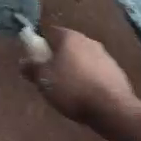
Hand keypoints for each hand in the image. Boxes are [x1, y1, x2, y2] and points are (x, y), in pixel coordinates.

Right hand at [23, 27, 139, 128]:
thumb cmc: (73, 89)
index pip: (51, 32)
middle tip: (51, 77)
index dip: (42, 45)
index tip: (37, 61)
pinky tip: (86, 96)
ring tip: (69, 91)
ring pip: (83, 59)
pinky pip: (96, 73)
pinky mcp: (117, 73)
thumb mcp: (44, 80)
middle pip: (68, 46)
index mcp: (70, 37)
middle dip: (59, 58)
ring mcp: (105, 56)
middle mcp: (88, 41)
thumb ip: (32, 68)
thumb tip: (23, 61)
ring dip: (75, 70)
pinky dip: (90, 80)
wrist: (112, 109)